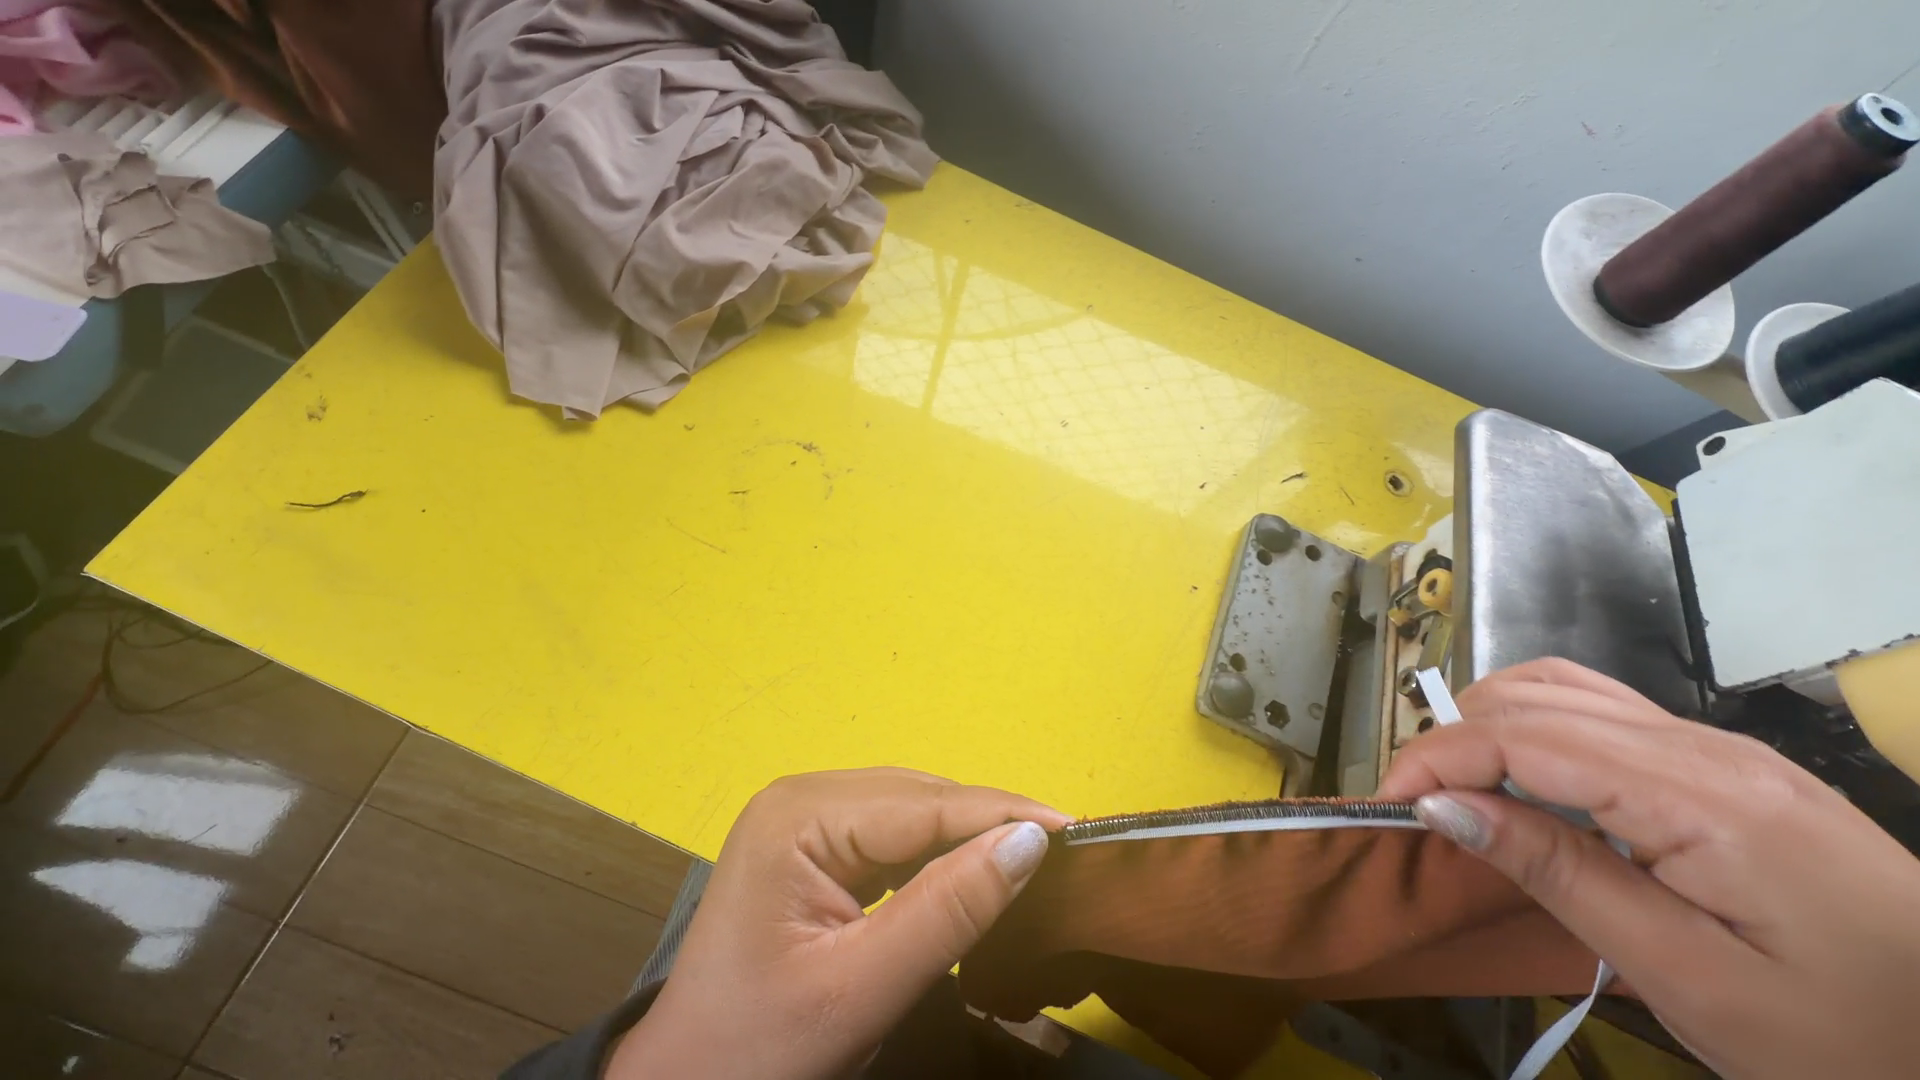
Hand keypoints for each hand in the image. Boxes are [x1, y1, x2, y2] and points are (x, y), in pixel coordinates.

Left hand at [606, 768, 1067, 1079]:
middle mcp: (803, 798)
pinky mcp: (815, 846)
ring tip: (1032, 861)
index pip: (924, 803)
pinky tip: (973, 874)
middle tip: (1064, 855)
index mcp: (798, 816)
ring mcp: (806, 819)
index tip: (1077, 832)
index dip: (1003, 814)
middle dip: (990, 823)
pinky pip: (895, 837)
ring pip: (913, 813)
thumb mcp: (859, 989)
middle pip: (920, 798)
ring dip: (969, 837)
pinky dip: (940, 856)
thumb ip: (947, 912)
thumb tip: (1029, 843)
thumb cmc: (758, 1048)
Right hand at [1378, 658, 1919, 1078]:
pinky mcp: (1722, 763)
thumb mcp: (1684, 974)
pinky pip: (1599, 710)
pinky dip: (1533, 726)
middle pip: (1536, 698)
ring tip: (1456, 786)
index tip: (1389, 804)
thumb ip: (1557, 873)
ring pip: (1562, 687)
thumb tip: (1443, 806)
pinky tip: (1521, 775)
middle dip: (1452, 739)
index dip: (1439, 757)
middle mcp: (1704, 745)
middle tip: (1417, 806)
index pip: (1526, 736)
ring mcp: (1717, 746)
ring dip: (1488, 723)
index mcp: (1700, 794)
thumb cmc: (1843, 1035)